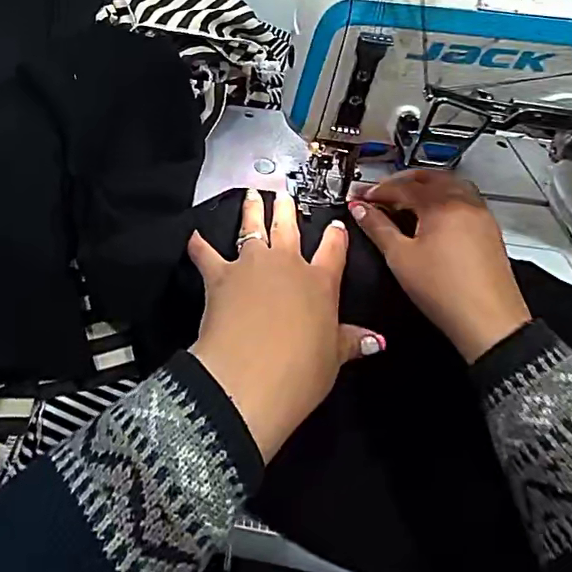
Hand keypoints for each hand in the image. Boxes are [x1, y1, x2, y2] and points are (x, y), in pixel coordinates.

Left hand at [188, 189, 383, 461]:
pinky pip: (206, 253)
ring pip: (253, 227)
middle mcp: (286, 264)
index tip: (336, 224)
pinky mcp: (220, 275)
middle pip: (289, 227)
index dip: (336, 235)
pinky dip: (199, 244)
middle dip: (287, 209)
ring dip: (252, 210)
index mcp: (319, 283)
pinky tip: (193, 235)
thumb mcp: (333, 359)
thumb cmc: (299, 372)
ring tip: (252, 194)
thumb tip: (377, 340)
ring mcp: (252, 265)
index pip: (333, 250)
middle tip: (284, 195)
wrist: (249, 377)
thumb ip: (351, 342)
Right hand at [350, 169, 531, 363]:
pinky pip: (464, 200)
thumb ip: (377, 228)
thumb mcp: (400, 258)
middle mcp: (464, 202)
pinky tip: (433, 217)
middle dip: (402, 182)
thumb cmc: (447, 293)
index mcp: (441, 204)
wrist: (490, 324)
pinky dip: (444, 199)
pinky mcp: (489, 231)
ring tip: (407, 201)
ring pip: (450, 185)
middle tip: (382, 193)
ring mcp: (480, 215)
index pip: (402, 187)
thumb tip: (361, 210)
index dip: (378, 191)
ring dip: (426, 187)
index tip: (362, 198)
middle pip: (429, 178)